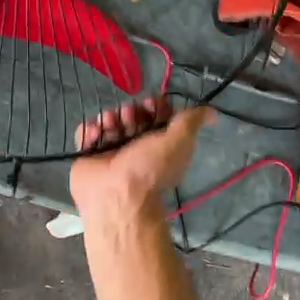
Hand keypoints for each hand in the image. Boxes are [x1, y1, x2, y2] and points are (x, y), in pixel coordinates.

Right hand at [70, 97, 212, 224]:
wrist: (115, 194)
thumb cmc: (149, 168)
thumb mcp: (179, 141)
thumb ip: (192, 121)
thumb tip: (212, 113)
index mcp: (158, 143)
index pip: (156, 114)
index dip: (155, 105)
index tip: (151, 105)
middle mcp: (135, 145)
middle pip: (132, 114)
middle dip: (131, 111)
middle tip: (130, 120)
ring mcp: (110, 149)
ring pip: (109, 119)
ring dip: (109, 118)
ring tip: (110, 127)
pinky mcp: (88, 154)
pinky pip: (87, 131)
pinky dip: (89, 131)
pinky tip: (95, 136)